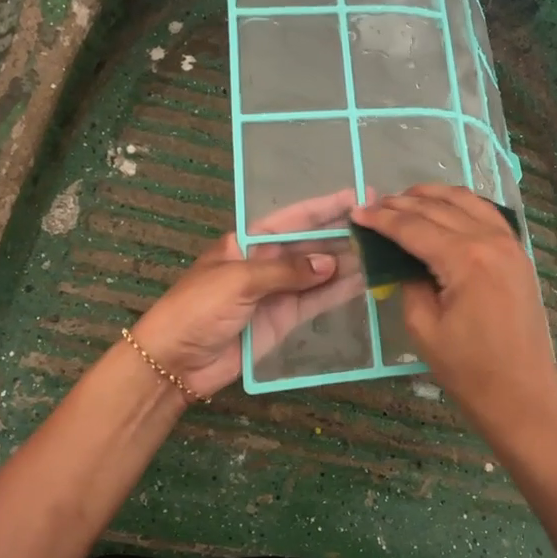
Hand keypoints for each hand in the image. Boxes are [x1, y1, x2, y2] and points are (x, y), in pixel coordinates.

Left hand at [129, 191, 364, 397]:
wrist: (174, 362)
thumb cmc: (197, 308)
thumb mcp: (238, 281)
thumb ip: (287, 271)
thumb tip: (332, 262)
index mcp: (249, 242)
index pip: (295, 219)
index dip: (325, 207)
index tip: (357, 195)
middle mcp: (268, 262)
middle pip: (312, 243)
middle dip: (343, 233)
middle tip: (380, 225)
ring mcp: (278, 291)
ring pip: (320, 271)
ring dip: (348, 262)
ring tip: (382, 251)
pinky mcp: (284, 319)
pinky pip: (317, 300)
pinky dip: (339, 291)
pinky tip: (365, 281)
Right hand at [350, 184, 556, 437]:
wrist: (523, 394)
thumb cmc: (469, 370)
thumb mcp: (424, 328)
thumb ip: (409, 283)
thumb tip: (399, 258)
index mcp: (465, 259)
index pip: (414, 227)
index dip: (381, 219)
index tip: (356, 213)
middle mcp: (490, 240)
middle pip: (439, 208)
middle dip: (402, 203)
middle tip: (373, 203)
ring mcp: (510, 243)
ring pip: (467, 202)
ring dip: (434, 196)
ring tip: (405, 198)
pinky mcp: (519, 253)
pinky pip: (488, 214)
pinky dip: (463, 205)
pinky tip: (445, 208)